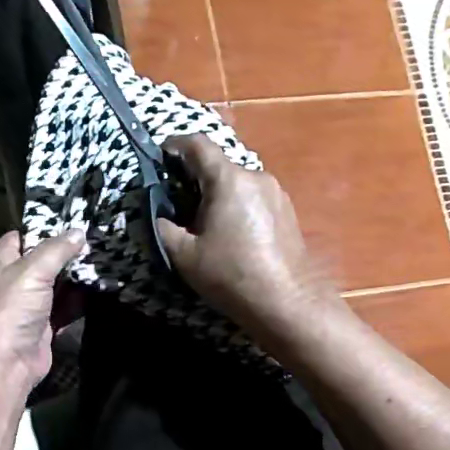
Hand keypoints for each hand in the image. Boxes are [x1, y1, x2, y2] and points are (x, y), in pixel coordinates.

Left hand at [0, 229, 84, 390]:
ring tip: (103, 259)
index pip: (21, 236)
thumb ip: (56, 250)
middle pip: (41, 260)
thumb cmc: (10, 309)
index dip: (44, 228)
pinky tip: (99, 287)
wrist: (5, 362)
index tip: (74, 221)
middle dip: (66, 252)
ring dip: (75, 277)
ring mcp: (27, 304)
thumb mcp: (33, 271)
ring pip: (55, 284)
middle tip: (96, 239)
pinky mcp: (43, 325)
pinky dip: (78, 301)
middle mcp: (10, 280)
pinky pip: (63, 308)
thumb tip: (79, 230)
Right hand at [155, 134, 336, 334]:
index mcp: (229, 179)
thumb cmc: (232, 276)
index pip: (197, 144)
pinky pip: (256, 201)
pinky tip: (234, 237)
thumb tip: (160, 216)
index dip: (174, 146)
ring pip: (239, 185)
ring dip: (220, 197)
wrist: (287, 304)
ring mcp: (277, 195)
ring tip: (207, 225)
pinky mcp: (289, 214)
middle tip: (179, 205)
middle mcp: (257, 177)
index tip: (160, 159)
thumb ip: (164, 228)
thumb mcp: (185, 256)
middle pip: (220, 167)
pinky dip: (239, 209)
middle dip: (197, 180)